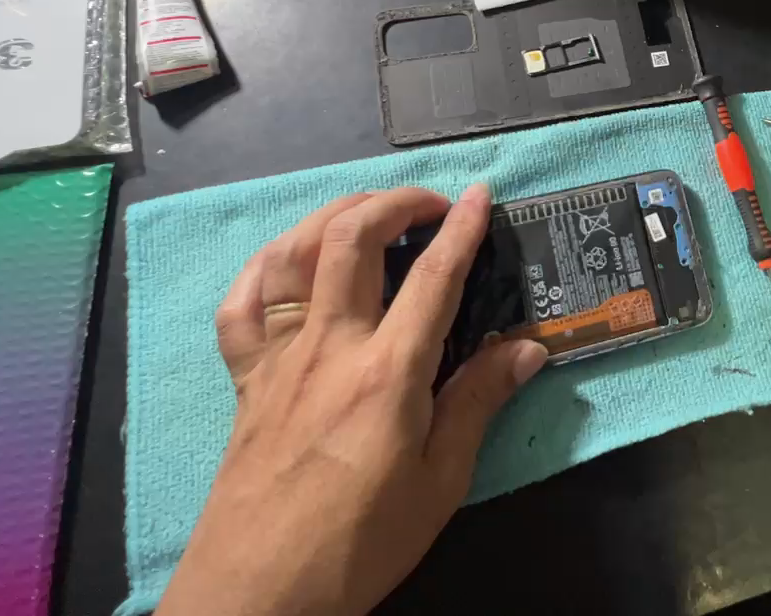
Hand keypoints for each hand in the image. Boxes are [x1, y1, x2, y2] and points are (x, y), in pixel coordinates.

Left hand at [158, 185, 547, 615]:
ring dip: (336, 215)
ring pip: (295, 253)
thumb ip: (479, 402)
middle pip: (352, 239)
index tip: (480, 195)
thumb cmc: (358, 544)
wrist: (252, 603)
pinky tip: (292, 259)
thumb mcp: (439, 483)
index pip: (433, 277)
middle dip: (397, 202)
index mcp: (386, 372)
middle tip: (432, 206)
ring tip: (373, 213)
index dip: (462, 228)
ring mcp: (278, 357)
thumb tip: (528, 347)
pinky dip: (267, 266)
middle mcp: (329, 346)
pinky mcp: (245, 378)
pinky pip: (241, 304)